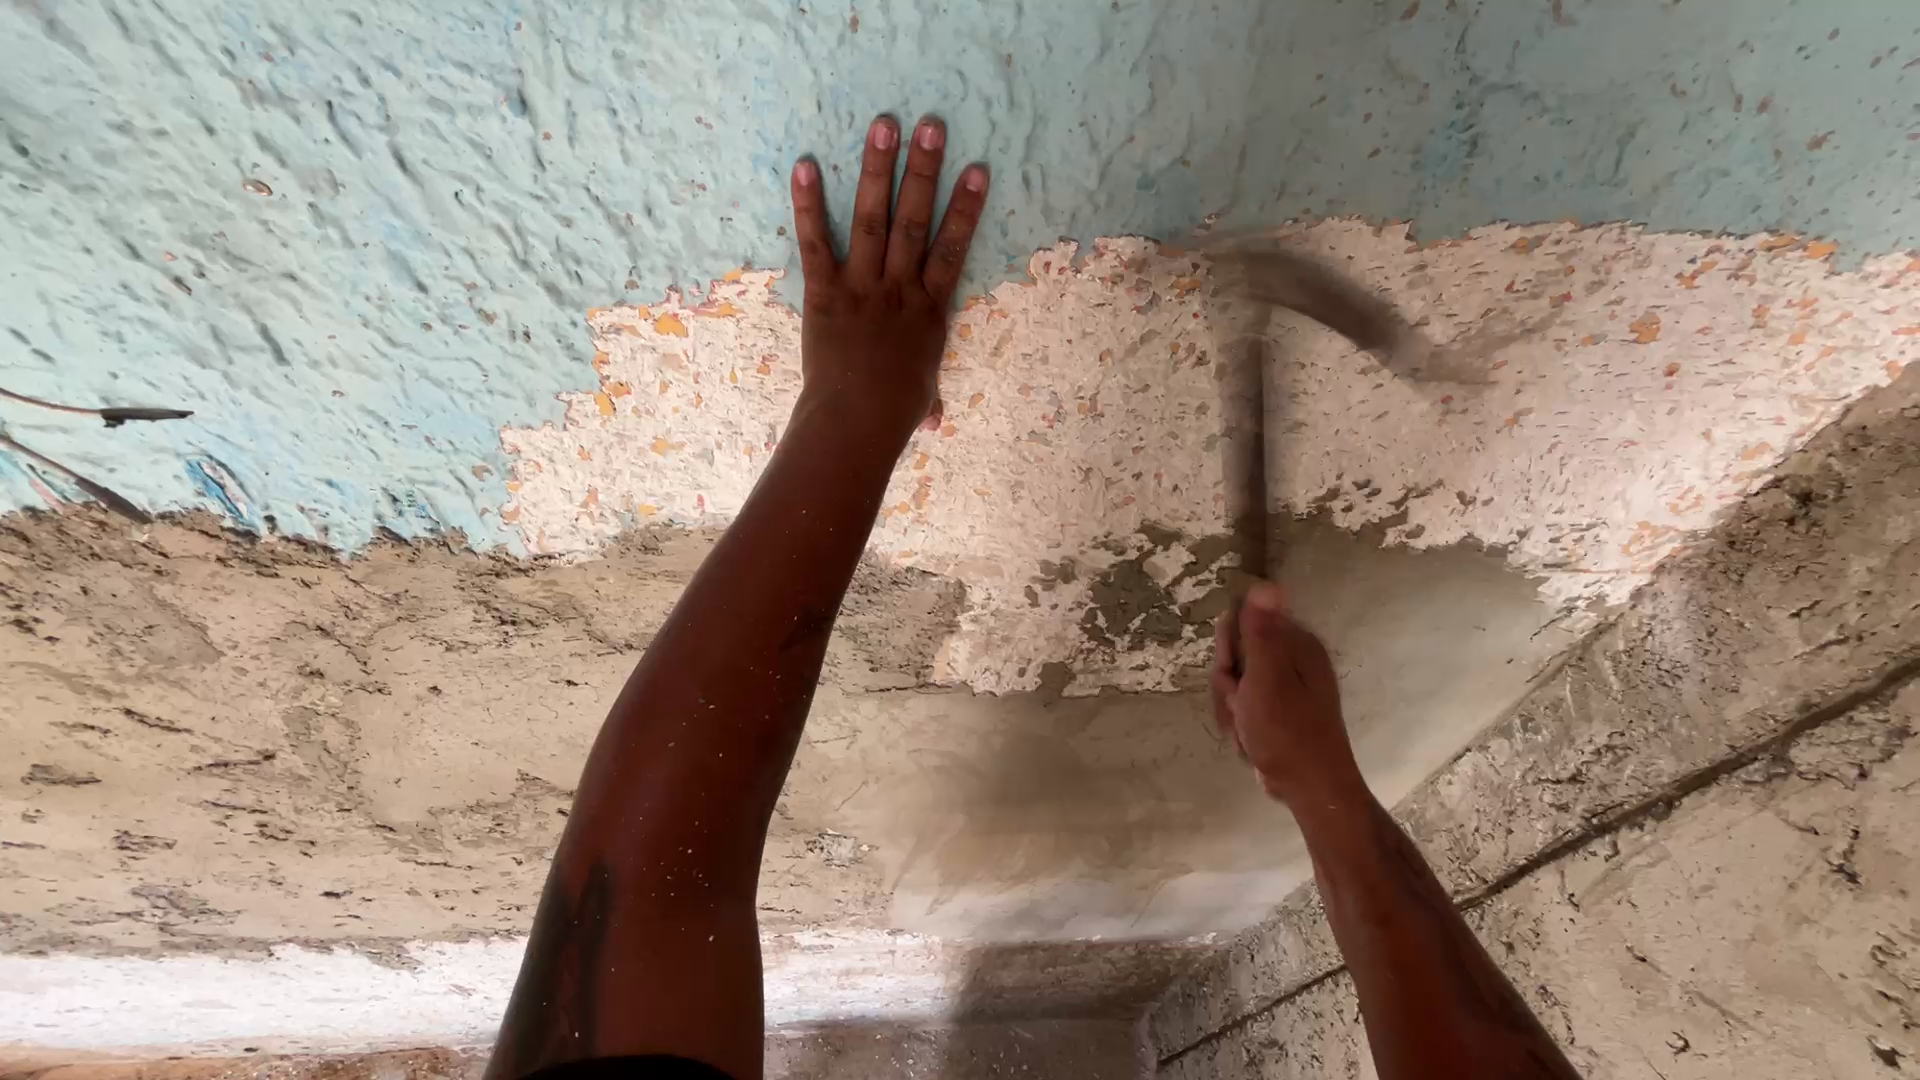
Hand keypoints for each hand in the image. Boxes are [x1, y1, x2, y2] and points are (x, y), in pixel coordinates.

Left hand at [788, 114, 989, 442]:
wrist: (857, 421)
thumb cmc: (894, 412)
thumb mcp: (920, 399)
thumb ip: (926, 396)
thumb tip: (933, 418)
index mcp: (929, 311)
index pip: (952, 250)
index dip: (965, 208)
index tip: (977, 169)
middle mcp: (899, 289)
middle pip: (914, 222)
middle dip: (924, 172)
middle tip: (930, 125)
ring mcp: (862, 288)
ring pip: (872, 222)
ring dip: (877, 172)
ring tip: (883, 127)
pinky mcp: (826, 294)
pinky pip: (816, 244)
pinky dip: (808, 205)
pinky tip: (805, 165)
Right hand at [1212, 583, 1364, 804]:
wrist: (1310, 789)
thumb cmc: (1288, 734)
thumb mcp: (1266, 680)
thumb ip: (1260, 634)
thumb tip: (1266, 584)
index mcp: (1296, 645)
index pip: (1243, 622)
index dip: (1228, 650)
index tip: (1232, 675)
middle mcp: (1292, 659)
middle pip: (1234, 653)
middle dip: (1227, 684)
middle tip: (1240, 706)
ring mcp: (1284, 685)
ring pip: (1232, 681)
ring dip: (1230, 706)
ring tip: (1246, 727)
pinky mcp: (1276, 708)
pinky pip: (1241, 702)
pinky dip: (1238, 721)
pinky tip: (1249, 737)